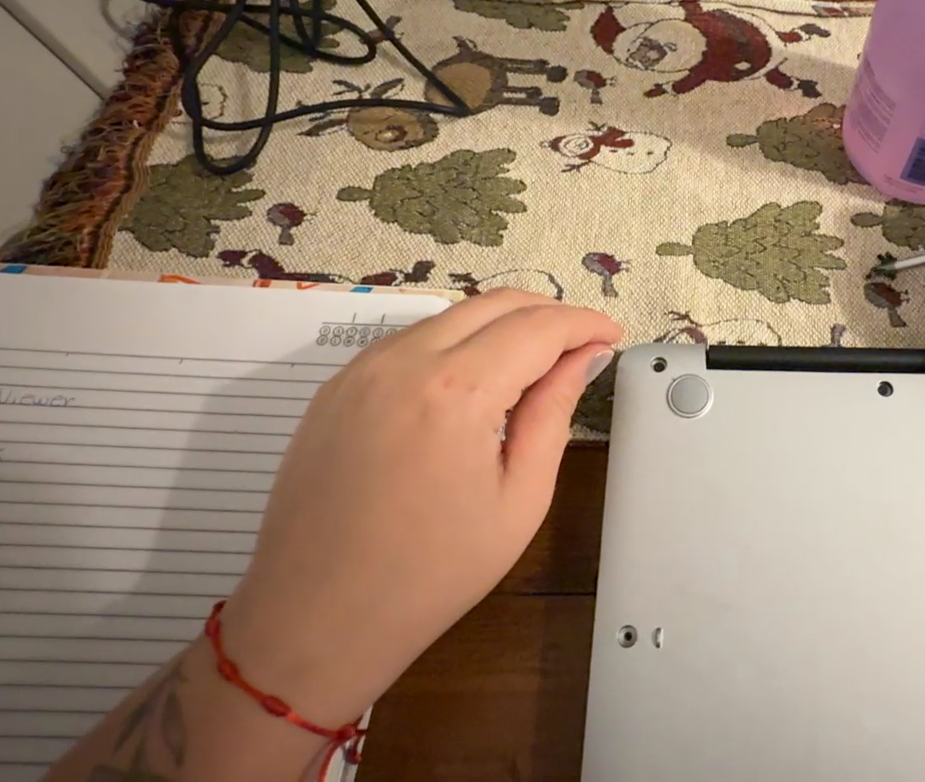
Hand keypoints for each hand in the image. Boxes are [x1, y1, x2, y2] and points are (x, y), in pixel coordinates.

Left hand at [220, 289, 621, 723]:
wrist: (313, 620)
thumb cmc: (431, 574)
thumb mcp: (519, 499)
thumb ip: (554, 413)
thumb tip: (583, 357)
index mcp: (457, 391)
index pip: (538, 327)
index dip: (584, 324)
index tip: (611, 335)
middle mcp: (404, 361)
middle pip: (495, 303)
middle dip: (548, 313)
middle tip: (581, 344)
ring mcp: (362, 368)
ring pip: (452, 315)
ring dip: (503, 324)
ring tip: (534, 363)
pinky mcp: (337, 385)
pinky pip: (412, 340)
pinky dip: (457, 342)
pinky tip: (474, 380)